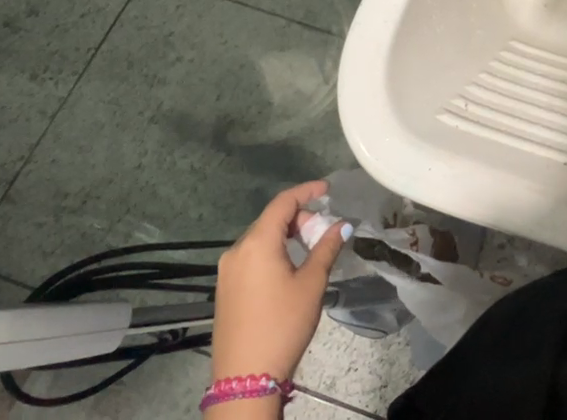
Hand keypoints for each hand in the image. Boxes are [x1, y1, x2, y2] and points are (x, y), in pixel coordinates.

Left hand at [211, 181, 347, 389]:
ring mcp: (226, 271)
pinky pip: (250, 257)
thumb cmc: (283, 324)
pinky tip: (288, 268)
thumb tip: (342, 224)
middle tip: (322, 231)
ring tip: (309, 249)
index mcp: (257, 243)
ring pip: (260, 239)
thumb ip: (327, 248)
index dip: (306, 192)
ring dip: (285, 236)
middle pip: (270, 219)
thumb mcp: (312, 283)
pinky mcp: (224, 289)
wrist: (245, 377)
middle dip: (298, 218)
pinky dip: (272, 252)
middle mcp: (236, 250)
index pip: (283, 203)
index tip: (327, 189)